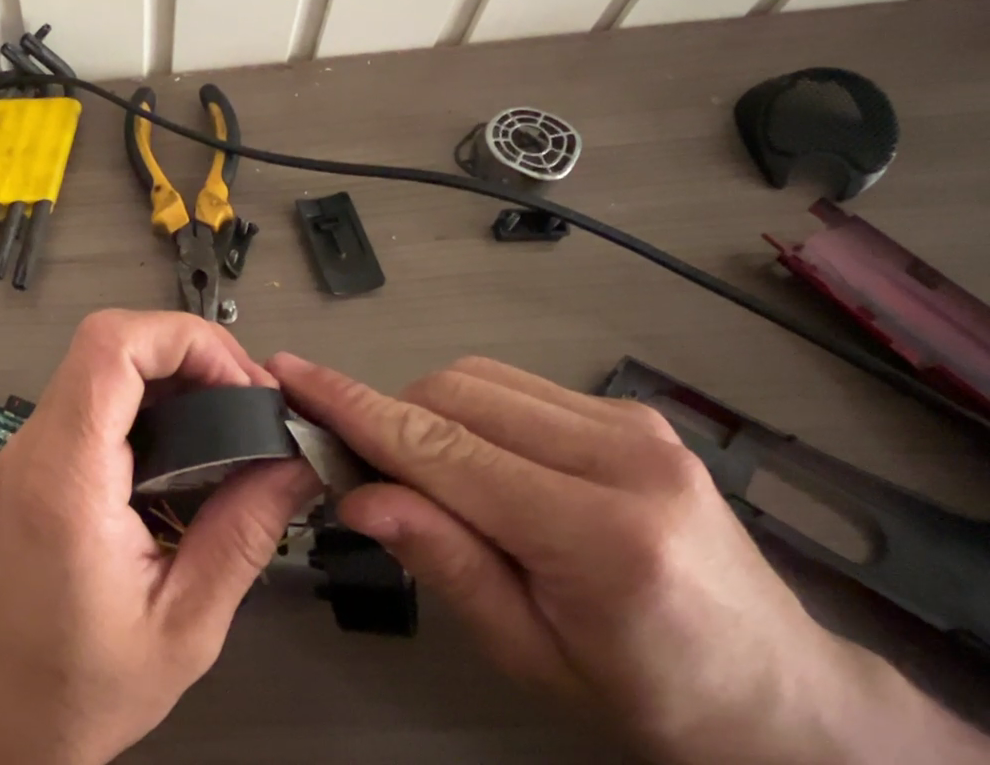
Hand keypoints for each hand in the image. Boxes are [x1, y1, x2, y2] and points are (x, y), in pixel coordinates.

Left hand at [0, 311, 320, 764]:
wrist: (4, 717)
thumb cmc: (84, 684)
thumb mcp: (186, 621)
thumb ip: (244, 532)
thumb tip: (295, 461)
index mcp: (67, 479)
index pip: (110, 347)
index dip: (185, 339)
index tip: (244, 386)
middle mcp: (36, 448)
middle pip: (107, 343)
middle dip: (190, 353)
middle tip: (252, 405)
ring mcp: (30, 452)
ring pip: (101, 365)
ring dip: (172, 375)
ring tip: (233, 424)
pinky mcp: (37, 465)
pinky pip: (93, 400)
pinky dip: (148, 402)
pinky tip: (192, 447)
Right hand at [269, 353, 989, 763]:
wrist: (776, 689)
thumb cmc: (642, 690)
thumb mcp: (527, 651)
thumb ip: (443, 561)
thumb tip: (358, 495)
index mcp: (600, 535)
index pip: (441, 448)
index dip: (353, 408)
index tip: (290, 375)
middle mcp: (623, 458)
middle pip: (452, 396)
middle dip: (389, 421)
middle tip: (362, 476)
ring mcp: (634, 426)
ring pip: (475, 379)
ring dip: (425, 414)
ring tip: (426, 478)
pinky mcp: (631, 414)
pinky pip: (511, 387)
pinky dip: (466, 411)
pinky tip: (475, 462)